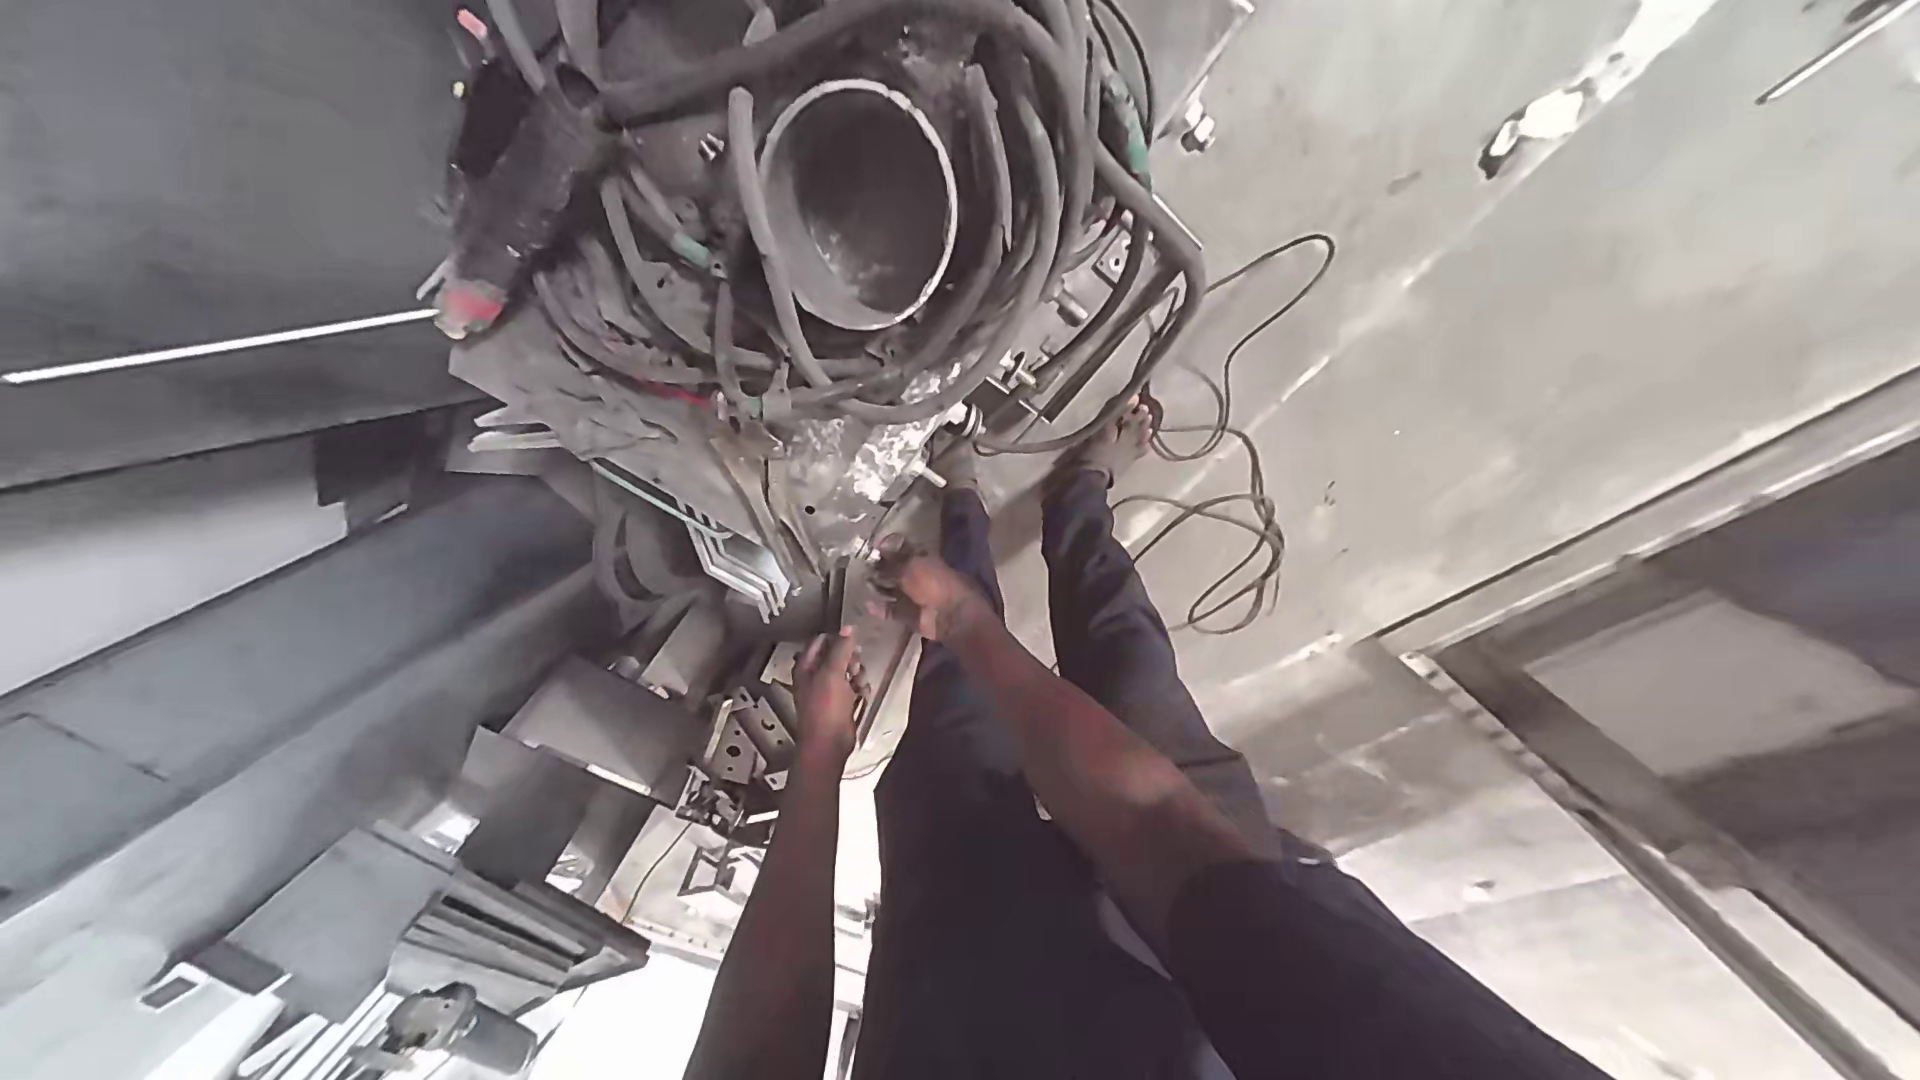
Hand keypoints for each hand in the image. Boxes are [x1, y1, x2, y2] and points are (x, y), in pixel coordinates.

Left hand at [793, 628, 862, 759]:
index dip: (836, 638)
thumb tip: (849, 626)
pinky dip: (860, 688)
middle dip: (850, 659)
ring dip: (858, 674)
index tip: (852, 642)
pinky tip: (863, 696)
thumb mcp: (833, 673)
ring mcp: (828, 689)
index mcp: (806, 667)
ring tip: (860, 685)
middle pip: (837, 655)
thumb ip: (841, 648)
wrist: (829, 743)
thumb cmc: (826, 707)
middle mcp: (815, 676)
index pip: (820, 641)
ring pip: (848, 670)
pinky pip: (854, 686)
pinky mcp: (841, 702)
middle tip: (855, 666)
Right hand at [871, 536, 991, 642]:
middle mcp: (915, 575)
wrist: (949, 614)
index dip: (885, 548)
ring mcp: (911, 595)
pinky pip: (890, 609)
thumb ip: (891, 562)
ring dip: (877, 588)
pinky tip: (868, 604)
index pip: (900, 549)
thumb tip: (876, 553)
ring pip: (890, 589)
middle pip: (892, 570)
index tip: (870, 549)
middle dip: (877, 569)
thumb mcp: (910, 566)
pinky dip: (880, 608)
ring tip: (860, 585)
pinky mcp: (907, 614)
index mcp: (921, 558)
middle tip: (860, 568)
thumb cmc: (932, 582)